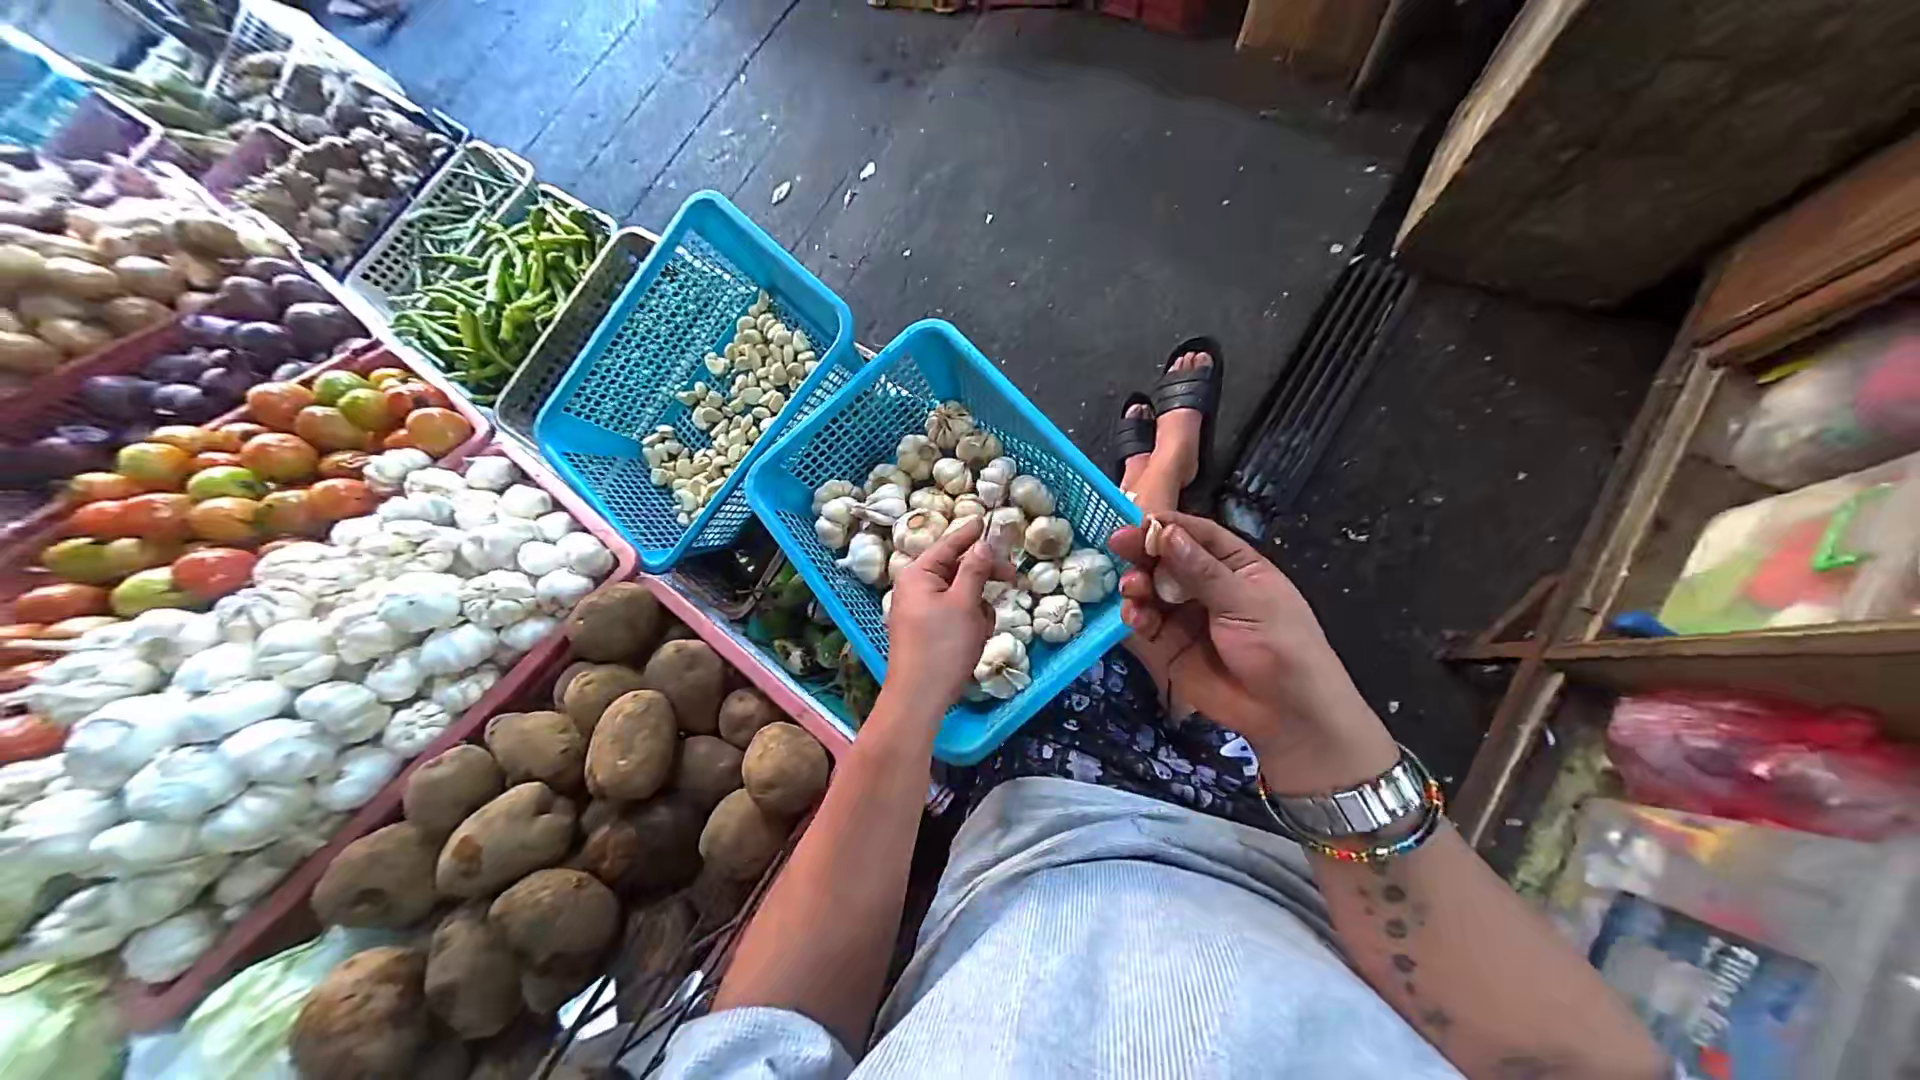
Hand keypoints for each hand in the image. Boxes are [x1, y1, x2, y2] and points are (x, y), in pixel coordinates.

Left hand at [885, 517, 1010, 706]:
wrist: (920, 697)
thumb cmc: (942, 646)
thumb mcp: (964, 603)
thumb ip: (974, 569)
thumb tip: (982, 543)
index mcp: (918, 574)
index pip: (949, 544)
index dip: (971, 533)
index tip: (988, 520)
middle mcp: (916, 587)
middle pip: (958, 569)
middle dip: (982, 580)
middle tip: (1012, 579)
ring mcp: (922, 610)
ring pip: (963, 595)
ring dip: (979, 608)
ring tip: (979, 630)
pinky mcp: (929, 630)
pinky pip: (957, 614)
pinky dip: (971, 623)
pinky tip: (974, 640)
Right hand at [1108, 512, 1396, 791]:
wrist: (1288, 716)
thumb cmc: (1282, 648)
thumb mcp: (1245, 602)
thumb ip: (1200, 570)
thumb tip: (1164, 533)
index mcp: (1235, 566)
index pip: (1197, 535)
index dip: (1168, 526)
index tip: (1138, 523)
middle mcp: (1206, 586)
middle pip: (1166, 560)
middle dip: (1143, 553)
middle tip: (1117, 546)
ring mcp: (1185, 615)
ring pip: (1152, 590)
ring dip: (1137, 585)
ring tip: (1131, 589)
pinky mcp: (1169, 645)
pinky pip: (1146, 623)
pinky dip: (1136, 616)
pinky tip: (1134, 616)